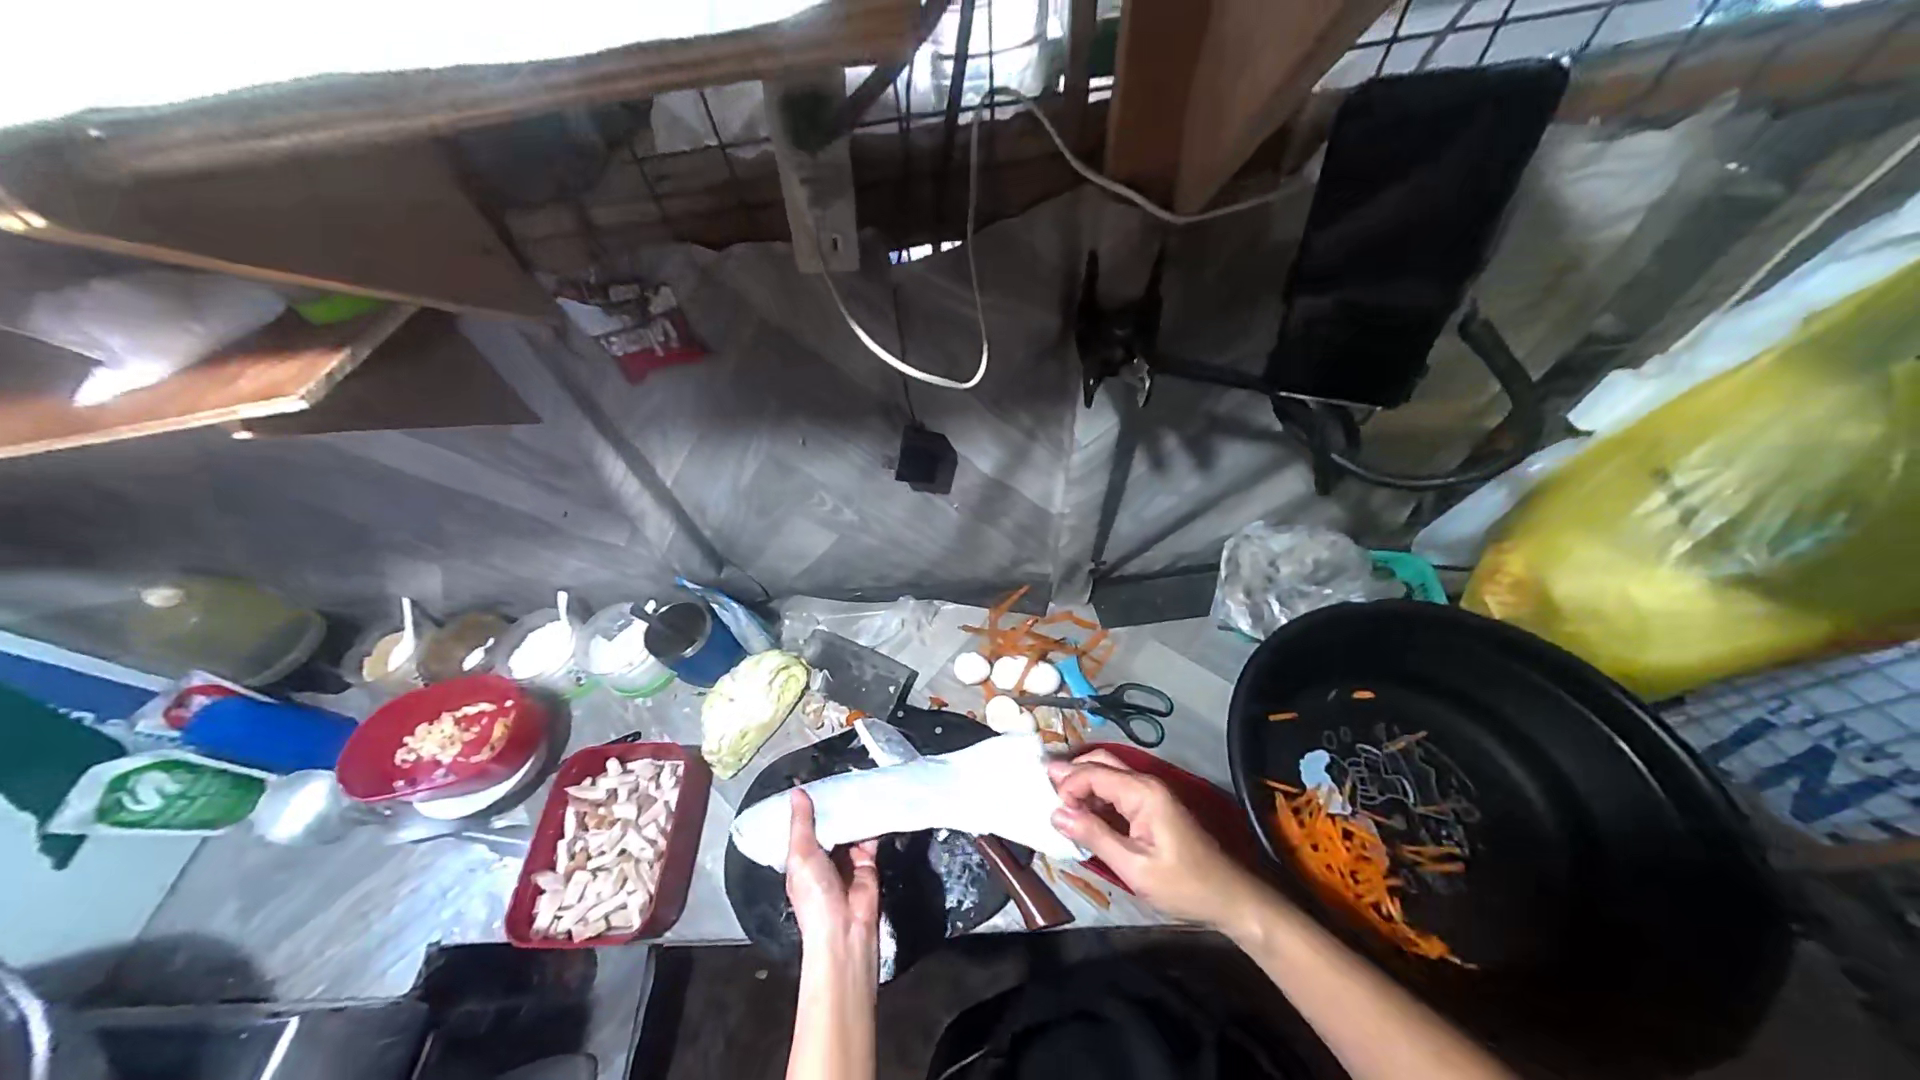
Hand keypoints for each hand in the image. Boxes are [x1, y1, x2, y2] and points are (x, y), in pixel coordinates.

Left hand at [784, 788, 880, 953]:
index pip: (802, 826)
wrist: (845, 929)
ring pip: (849, 827)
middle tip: (840, 774)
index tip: (811, 779)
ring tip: (858, 781)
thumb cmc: (814, 896)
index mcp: (800, 858)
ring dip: (853, 810)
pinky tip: (875, 802)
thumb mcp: (801, 855)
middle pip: (828, 824)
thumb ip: (802, 823)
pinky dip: (873, 822)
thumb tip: (797, 792)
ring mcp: (846, 859)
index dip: (806, 806)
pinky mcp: (868, 861)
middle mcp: (822, 857)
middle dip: (832, 805)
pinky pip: (870, 837)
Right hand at [1048, 749, 1265, 932]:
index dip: (1068, 786)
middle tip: (1044, 788)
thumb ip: (1094, 836)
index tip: (1053, 810)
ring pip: (1109, 775)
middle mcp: (1146, 784)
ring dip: (1083, 785)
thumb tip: (1056, 814)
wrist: (1229, 897)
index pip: (1093, 773)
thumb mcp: (1133, 867)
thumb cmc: (1182, 885)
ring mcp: (1152, 794)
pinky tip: (1084, 813)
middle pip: (1101, 763)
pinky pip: (1118, 791)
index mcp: (1142, 792)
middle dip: (1072, 773)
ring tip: (1058, 802)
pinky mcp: (1154, 808)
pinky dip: (1097, 797)